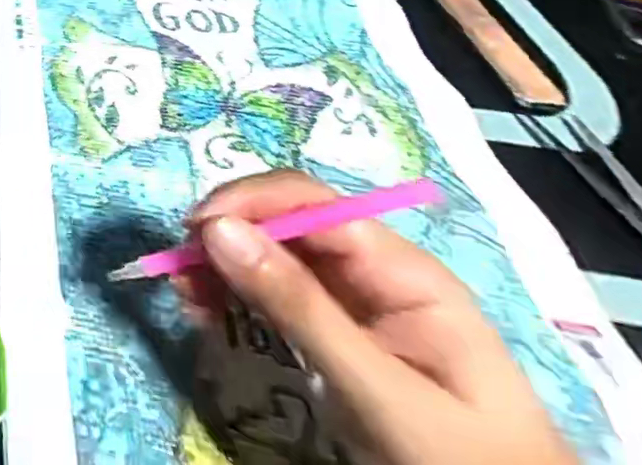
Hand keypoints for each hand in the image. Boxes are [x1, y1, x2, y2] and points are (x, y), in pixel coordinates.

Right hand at [184, 170, 578, 464]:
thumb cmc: (462, 463)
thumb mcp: (379, 390)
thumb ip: (298, 306)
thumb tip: (218, 229)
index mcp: (399, 266)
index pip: (310, 203)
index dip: (248, 203)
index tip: (194, 231)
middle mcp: (373, 268)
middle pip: (286, 222)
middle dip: (229, 232)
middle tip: (179, 267)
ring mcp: (354, 300)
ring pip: (274, 254)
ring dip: (225, 262)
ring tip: (182, 290)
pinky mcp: (338, 331)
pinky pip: (277, 294)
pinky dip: (237, 293)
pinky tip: (206, 307)